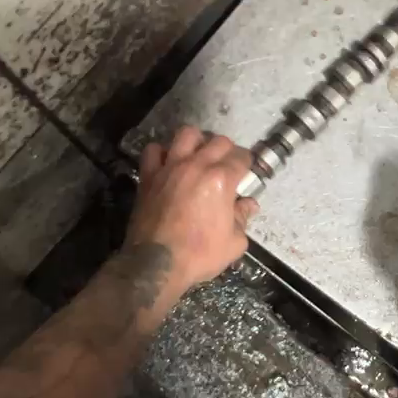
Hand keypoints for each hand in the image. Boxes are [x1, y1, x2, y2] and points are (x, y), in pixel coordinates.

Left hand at [128, 126, 258, 299]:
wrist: (156, 263)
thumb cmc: (199, 255)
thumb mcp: (234, 242)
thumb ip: (243, 219)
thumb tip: (248, 205)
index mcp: (221, 180)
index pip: (241, 158)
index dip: (248, 164)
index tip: (247, 172)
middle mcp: (196, 166)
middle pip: (218, 141)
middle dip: (228, 150)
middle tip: (227, 165)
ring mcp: (170, 168)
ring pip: (186, 134)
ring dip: (197, 141)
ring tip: (199, 155)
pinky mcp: (149, 176)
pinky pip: (154, 150)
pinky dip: (163, 152)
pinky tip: (169, 163)